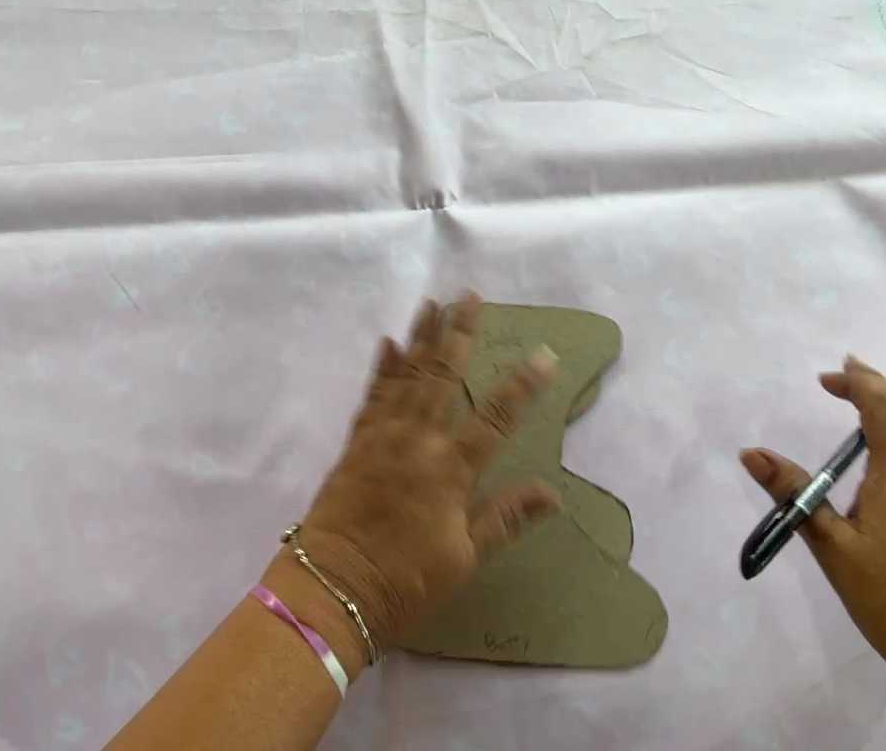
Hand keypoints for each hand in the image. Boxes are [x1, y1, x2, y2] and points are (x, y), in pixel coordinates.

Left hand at [281, 294, 560, 662]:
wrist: (332, 588)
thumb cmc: (406, 581)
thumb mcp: (465, 558)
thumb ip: (506, 518)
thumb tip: (553, 493)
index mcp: (450, 469)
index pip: (497, 418)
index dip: (524, 386)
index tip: (546, 355)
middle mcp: (418, 440)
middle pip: (442, 376)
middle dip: (459, 333)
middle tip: (470, 297)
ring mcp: (383, 436)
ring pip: (407, 374)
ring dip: (421, 336)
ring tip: (432, 302)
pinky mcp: (357, 442)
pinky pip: (373, 394)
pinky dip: (383, 367)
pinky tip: (389, 343)